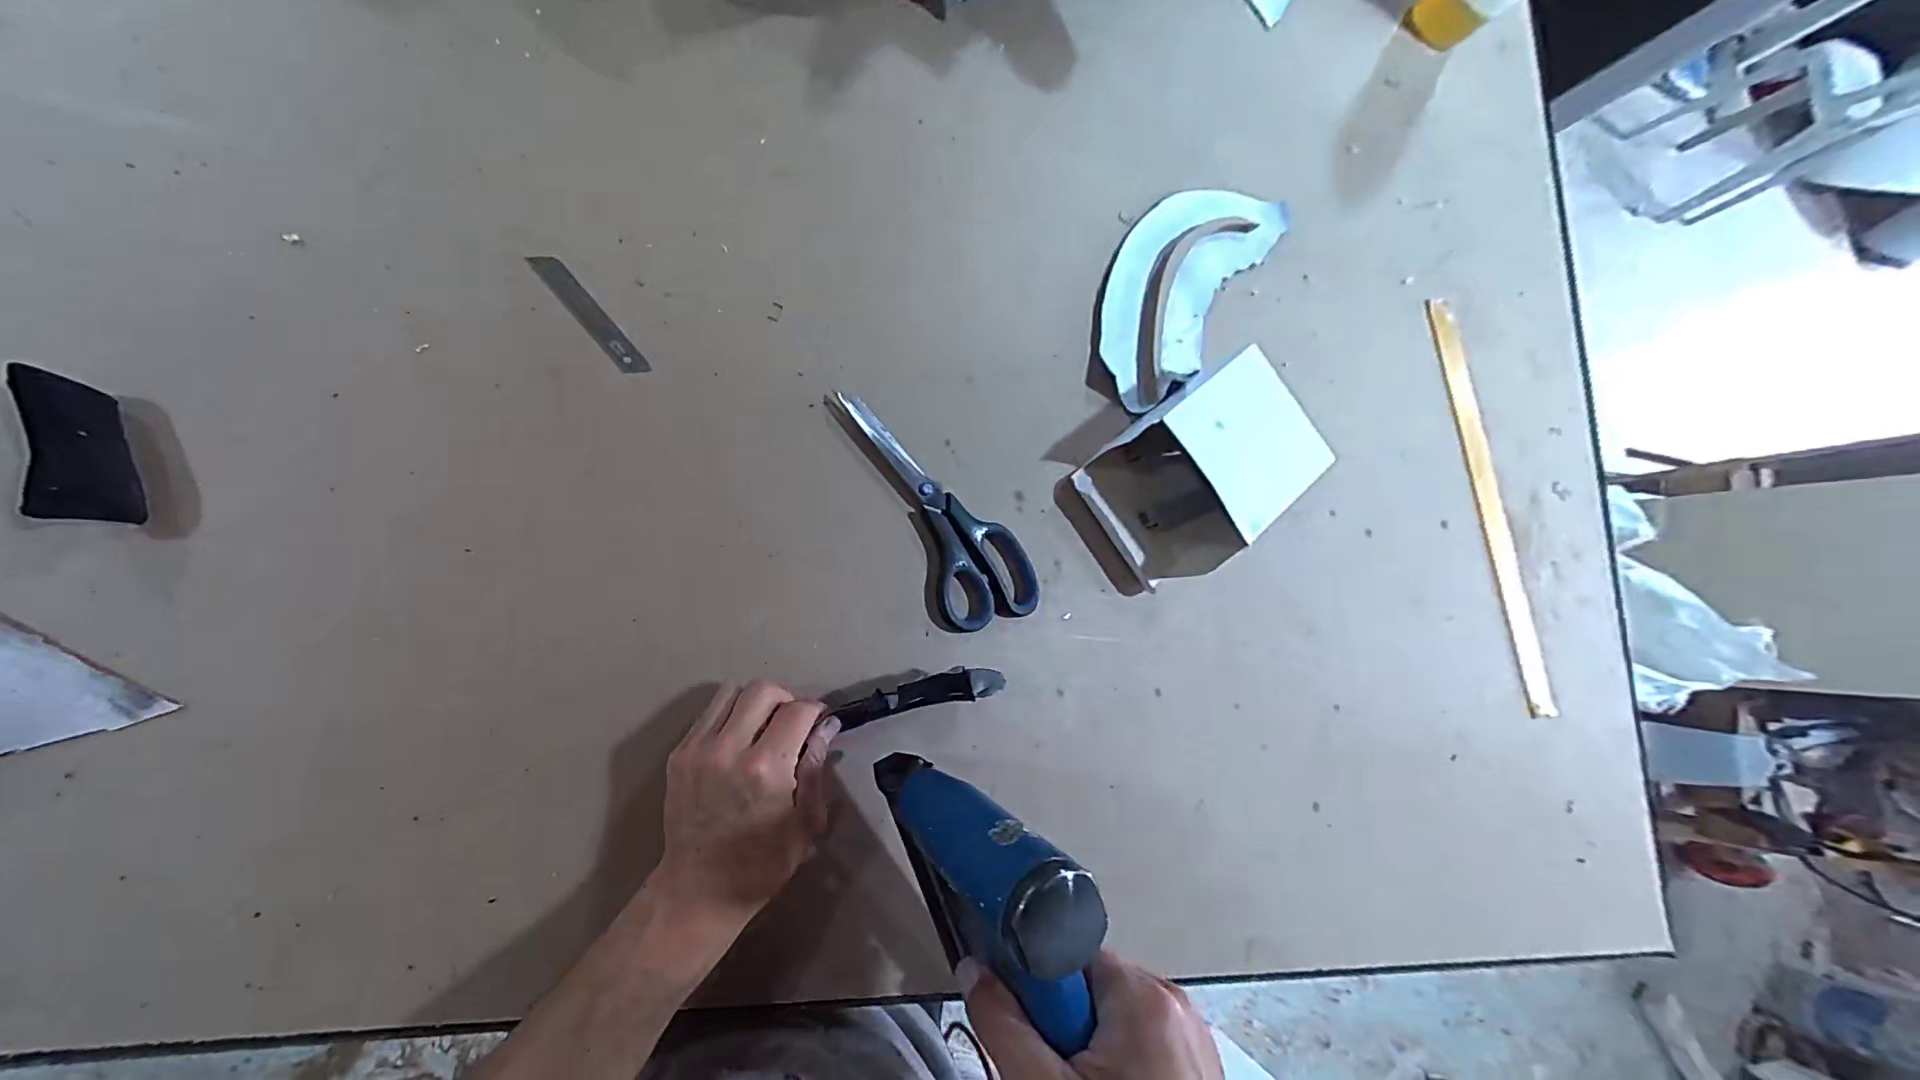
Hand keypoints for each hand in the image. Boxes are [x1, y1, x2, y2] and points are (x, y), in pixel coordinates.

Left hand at [650, 680, 839, 926]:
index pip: (798, 710)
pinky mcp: (679, 754)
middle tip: (793, 724)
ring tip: (764, 727)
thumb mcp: (806, 822)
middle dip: (787, 699)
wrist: (698, 890)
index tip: (820, 723)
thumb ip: (817, 767)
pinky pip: (709, 712)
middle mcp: (729, 749)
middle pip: (764, 689)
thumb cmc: (762, 864)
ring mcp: (698, 749)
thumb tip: (826, 727)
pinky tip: (739, 741)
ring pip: (732, 691)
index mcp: (766, 769)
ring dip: (755, 702)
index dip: (816, 710)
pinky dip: (730, 715)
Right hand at [962, 950, 1223, 1079]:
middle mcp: (1173, 1005)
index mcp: (1143, 994)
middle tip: (1060, 1073)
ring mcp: (1190, 1038)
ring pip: (1112, 1020)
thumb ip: (1003, 1023)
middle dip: (1063, 1025)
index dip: (1038, 991)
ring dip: (1089, 1050)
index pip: (1066, 955)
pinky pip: (1140, 1045)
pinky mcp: (1195, 1068)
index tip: (1028, 1020)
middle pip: (1087, 988)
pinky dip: (1120, 1067)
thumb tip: (974, 974)